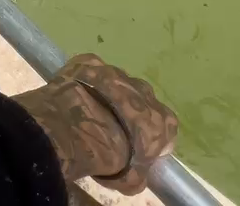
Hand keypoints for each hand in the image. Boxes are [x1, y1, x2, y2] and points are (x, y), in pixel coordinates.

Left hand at [12, 53, 178, 194]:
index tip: (138, 143)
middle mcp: (143, 91)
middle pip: (140, 98)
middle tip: (112, 123)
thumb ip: (140, 171)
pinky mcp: (88, 60)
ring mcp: (115, 72)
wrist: (78, 126)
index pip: (164, 125)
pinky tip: (75, 89)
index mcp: (162, 120)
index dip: (150, 134)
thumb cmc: (113, 158)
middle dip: (130, 108)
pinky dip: (85, 76)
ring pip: (115, 80)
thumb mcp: (134, 180)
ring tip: (90, 105)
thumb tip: (134, 171)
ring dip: (107, 91)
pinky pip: (90, 68)